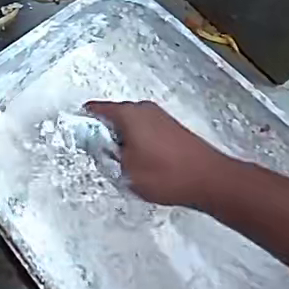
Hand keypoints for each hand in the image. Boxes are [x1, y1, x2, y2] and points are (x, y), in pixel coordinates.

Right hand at [84, 100, 229, 207]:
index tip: (77, 138)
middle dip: (104, 134)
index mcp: (127, 113)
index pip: (95, 109)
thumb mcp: (124, 171)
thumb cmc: (166, 175)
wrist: (211, 181)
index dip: (82, 123)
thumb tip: (97, 146)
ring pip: (130, 124)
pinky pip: (145, 129)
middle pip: (113, 116)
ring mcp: (159, 116)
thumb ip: (105, 155)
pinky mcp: (172, 127)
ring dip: (123, 139)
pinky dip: (139, 141)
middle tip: (102, 156)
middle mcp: (142, 108)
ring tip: (124, 164)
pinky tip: (144, 163)